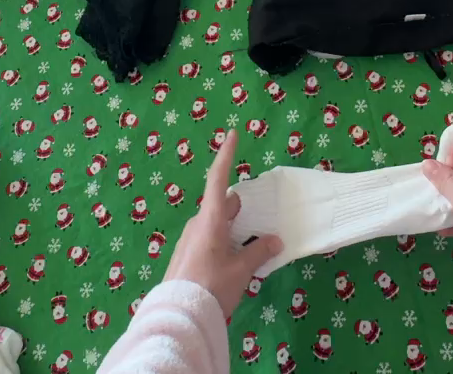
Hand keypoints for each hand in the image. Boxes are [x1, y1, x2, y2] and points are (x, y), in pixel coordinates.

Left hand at [162, 128, 282, 317]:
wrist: (177, 319)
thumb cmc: (211, 287)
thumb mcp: (241, 271)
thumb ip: (259, 252)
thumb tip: (275, 239)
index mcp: (210, 219)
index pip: (218, 178)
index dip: (227, 155)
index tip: (232, 133)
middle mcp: (198, 224)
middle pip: (222, 205)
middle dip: (240, 209)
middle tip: (258, 217)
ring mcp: (189, 240)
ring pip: (216, 225)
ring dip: (232, 230)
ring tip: (250, 247)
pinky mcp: (185, 257)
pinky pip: (208, 240)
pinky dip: (223, 243)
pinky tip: (233, 264)